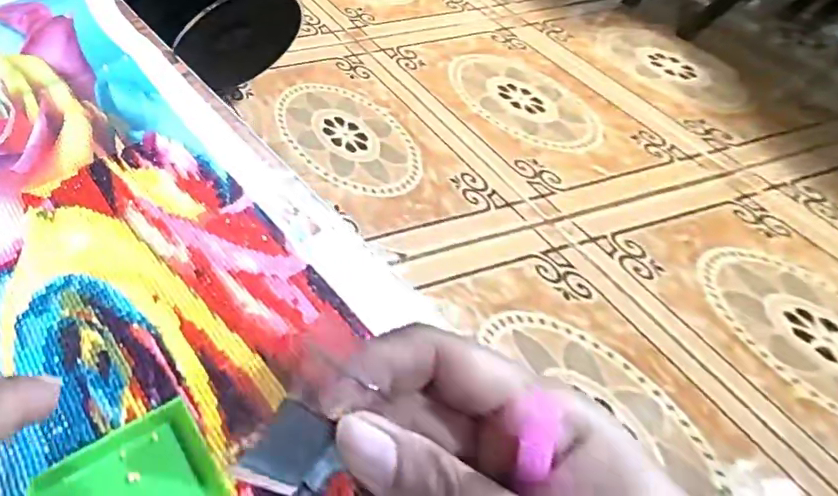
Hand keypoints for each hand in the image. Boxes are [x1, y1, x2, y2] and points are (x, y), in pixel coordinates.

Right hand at [319, 325, 683, 495]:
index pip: (438, 356)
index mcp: (539, 415)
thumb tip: (346, 427)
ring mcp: (491, 484)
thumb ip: (442, 482)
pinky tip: (351, 494)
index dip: (376, 366)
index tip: (321, 404)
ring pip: (405, 456)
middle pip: (411, 407)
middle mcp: (508, 440)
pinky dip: (382, 494)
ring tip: (314, 482)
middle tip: (298, 460)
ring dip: (361, 470)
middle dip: (356, 428)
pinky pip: (419, 490)